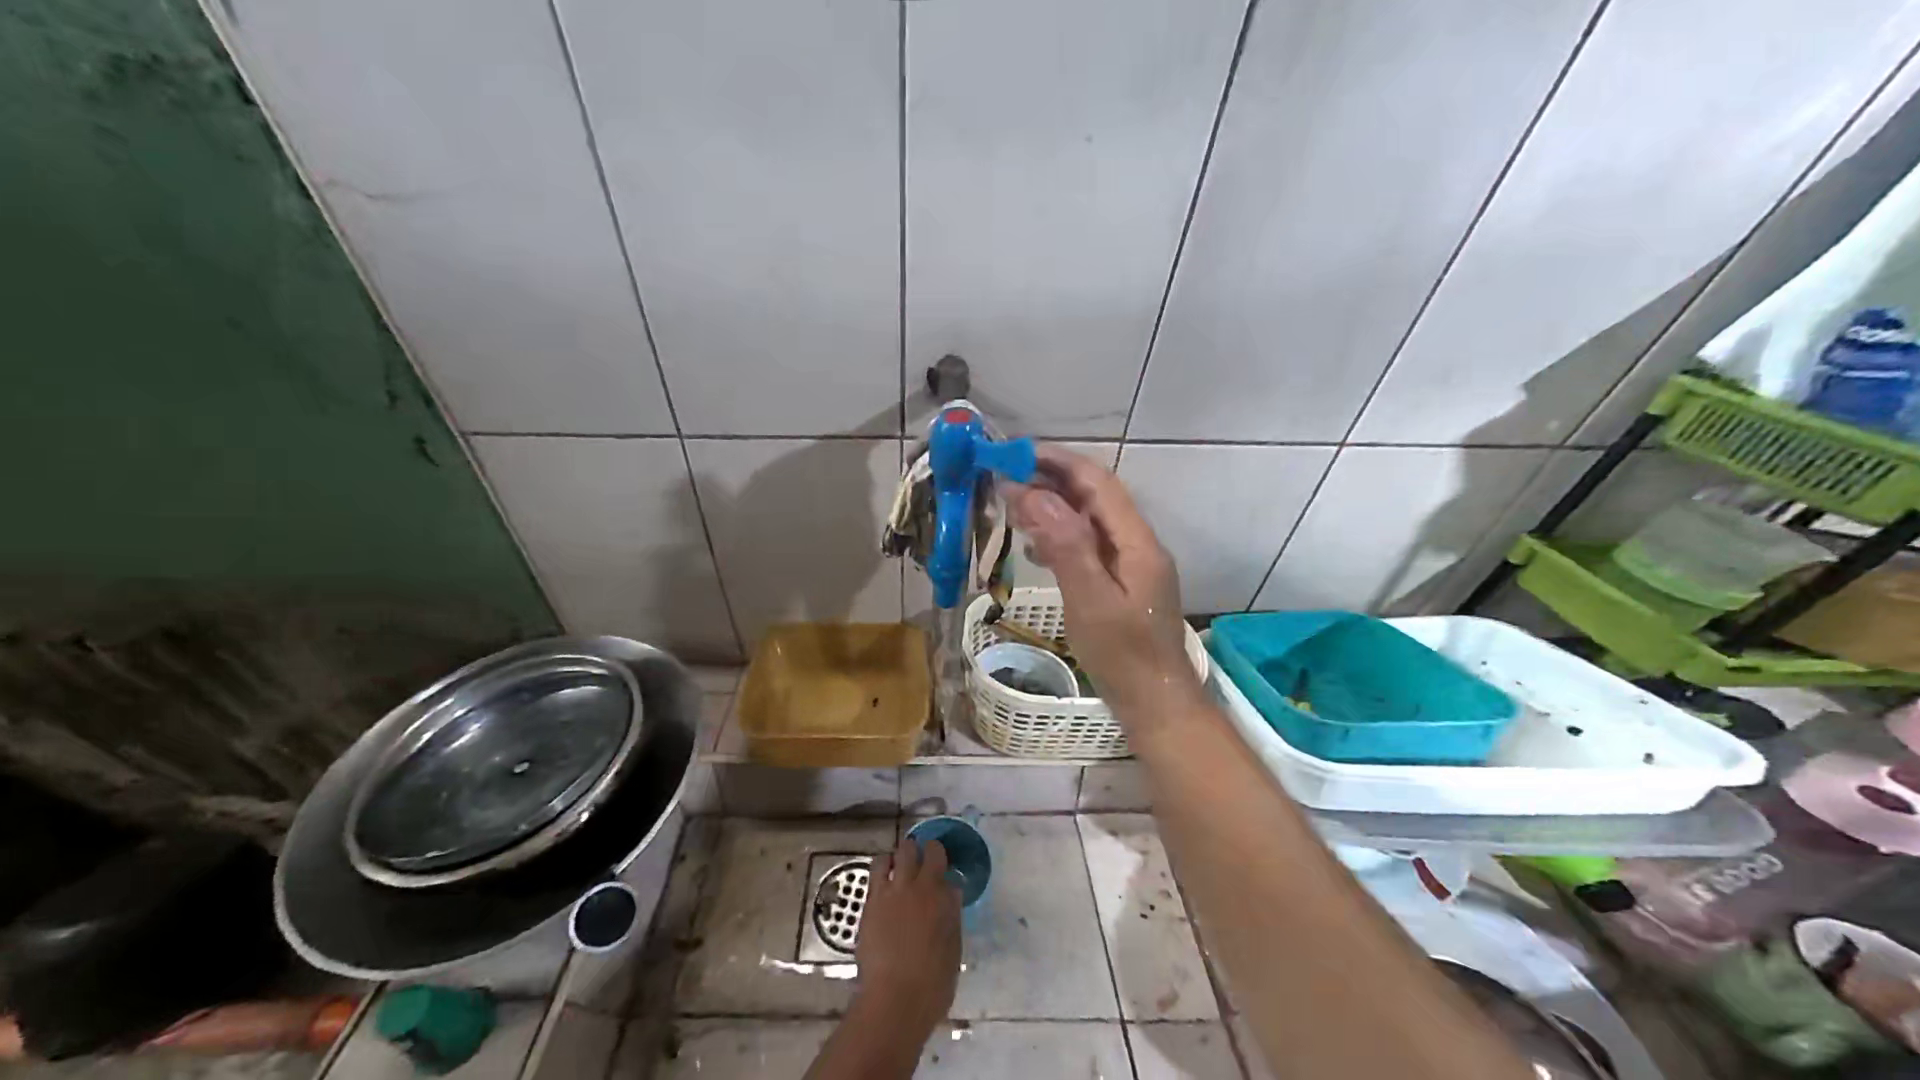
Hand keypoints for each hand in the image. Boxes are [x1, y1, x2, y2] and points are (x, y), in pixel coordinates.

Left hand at [855, 836, 961, 1033]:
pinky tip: (884, 876)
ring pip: (901, 851)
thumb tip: (949, 899)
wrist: (895, 997)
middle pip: (928, 850)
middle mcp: (923, 887)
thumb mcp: (953, 950)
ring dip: (903, 855)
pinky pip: (877, 867)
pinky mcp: (873, 898)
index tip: (944, 877)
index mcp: (946, 900)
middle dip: (927, 852)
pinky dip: (883, 865)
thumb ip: (951, 918)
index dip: (947, 871)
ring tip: (901, 866)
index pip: (951, 871)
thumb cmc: (931, 984)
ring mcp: (896, 889)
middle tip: (924, 863)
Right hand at [1007, 444, 1203, 724]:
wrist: (1156, 704)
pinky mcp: (1120, 583)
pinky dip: (1059, 538)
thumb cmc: (1124, 656)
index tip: (1015, 454)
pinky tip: (1035, 549)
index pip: (1097, 483)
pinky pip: (1087, 546)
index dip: (1058, 462)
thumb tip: (1034, 493)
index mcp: (1136, 542)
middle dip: (1050, 482)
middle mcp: (1136, 544)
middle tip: (1004, 481)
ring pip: (1089, 520)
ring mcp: (1130, 564)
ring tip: (1013, 509)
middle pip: (1093, 497)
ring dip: (1052, 508)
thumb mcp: (1091, 601)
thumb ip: (1066, 546)